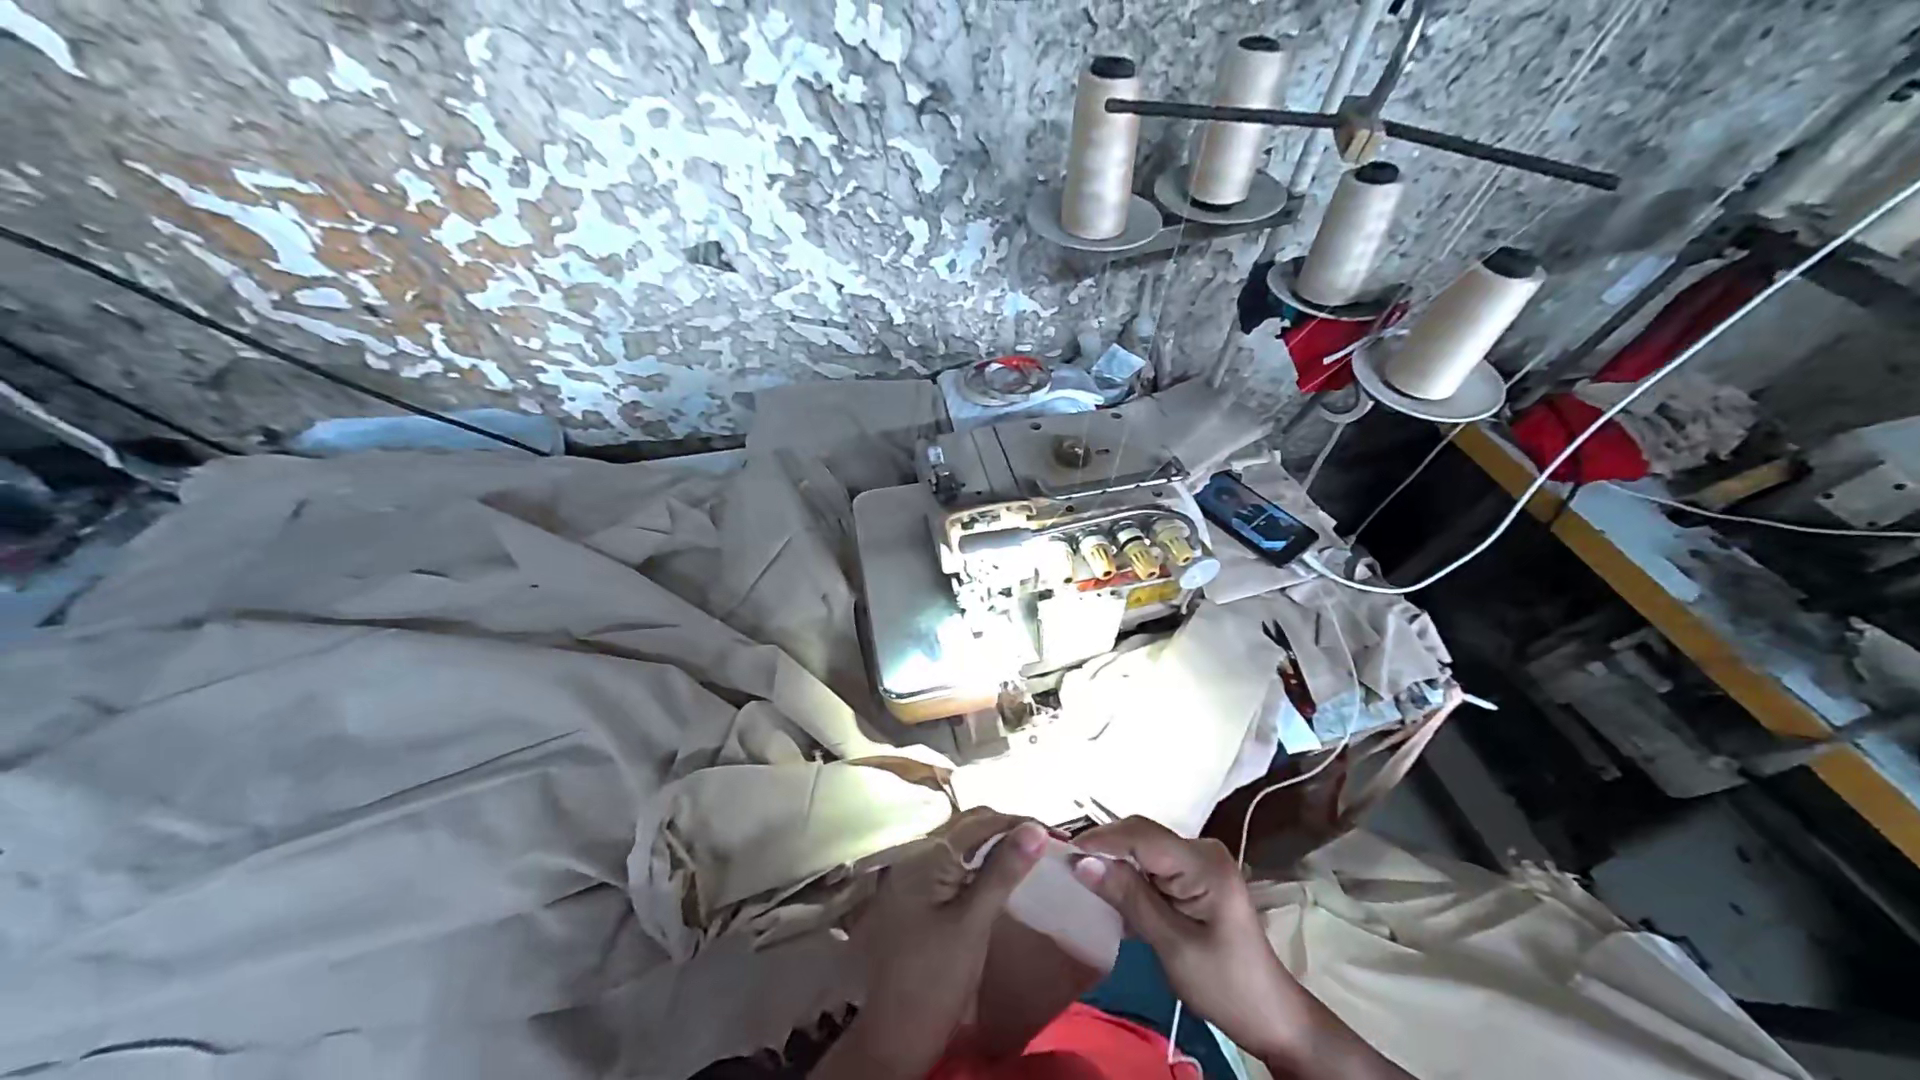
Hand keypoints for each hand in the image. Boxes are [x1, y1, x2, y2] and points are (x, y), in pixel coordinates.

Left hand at [814, 810, 1046, 1078]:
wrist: (894, 1035)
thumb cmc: (934, 979)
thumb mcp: (973, 923)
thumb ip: (1002, 872)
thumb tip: (1035, 828)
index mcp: (926, 855)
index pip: (981, 822)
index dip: (1021, 824)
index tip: (1059, 837)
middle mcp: (915, 855)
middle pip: (970, 827)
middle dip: (1009, 829)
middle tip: (1048, 844)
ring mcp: (912, 874)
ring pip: (962, 843)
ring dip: (995, 844)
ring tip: (1032, 854)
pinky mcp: (916, 894)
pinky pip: (953, 864)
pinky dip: (980, 862)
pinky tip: (1000, 874)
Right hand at [1070, 816, 1409, 1079]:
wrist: (1269, 1015)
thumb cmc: (1224, 984)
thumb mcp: (1172, 945)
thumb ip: (1129, 898)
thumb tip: (1082, 862)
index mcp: (1203, 863)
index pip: (1141, 835)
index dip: (1100, 839)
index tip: (1061, 851)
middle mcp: (1201, 850)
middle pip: (1140, 835)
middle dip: (1102, 847)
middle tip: (1063, 864)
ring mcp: (1198, 861)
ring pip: (1141, 848)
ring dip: (1112, 861)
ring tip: (1077, 874)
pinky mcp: (1193, 876)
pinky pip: (1151, 864)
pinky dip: (1128, 875)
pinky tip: (1107, 891)